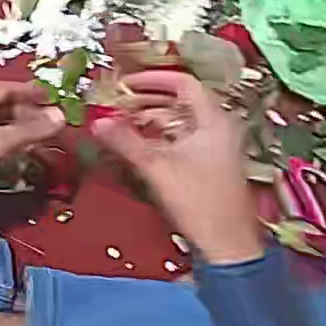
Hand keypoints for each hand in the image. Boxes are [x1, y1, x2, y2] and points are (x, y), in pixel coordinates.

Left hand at [0, 82, 66, 219]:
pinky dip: (13, 142)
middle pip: (5, 106)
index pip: (6, 89)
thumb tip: (60, 116)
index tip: (52, 96)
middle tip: (52, 119)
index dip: (30, 90)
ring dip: (23, 128)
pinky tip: (25, 153)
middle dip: (30, 110)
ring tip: (44, 136)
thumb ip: (28, 130)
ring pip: (2, 124)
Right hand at [93, 71, 264, 265]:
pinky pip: (182, 138)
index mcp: (212, 119)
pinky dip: (159, 136)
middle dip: (146, 100)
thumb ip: (125, 141)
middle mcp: (217, 127)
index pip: (183, 82)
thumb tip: (97, 122)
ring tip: (121, 122)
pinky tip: (137, 143)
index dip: (153, 79)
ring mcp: (216, 145)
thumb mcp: (156, 168)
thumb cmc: (199, 201)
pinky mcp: (210, 163)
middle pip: (180, 100)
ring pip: (179, 120)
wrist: (228, 246)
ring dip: (151, 118)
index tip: (127, 82)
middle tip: (118, 102)